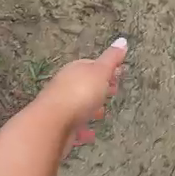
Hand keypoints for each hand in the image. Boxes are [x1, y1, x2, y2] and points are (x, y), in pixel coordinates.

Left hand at [32, 38, 126, 153]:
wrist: (51, 124)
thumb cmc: (79, 93)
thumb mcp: (100, 72)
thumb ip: (112, 58)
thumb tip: (122, 40)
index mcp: (75, 69)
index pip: (92, 65)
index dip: (106, 70)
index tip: (119, 75)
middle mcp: (65, 85)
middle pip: (85, 85)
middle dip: (99, 88)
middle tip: (113, 93)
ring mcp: (60, 106)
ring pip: (78, 105)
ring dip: (90, 108)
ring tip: (102, 114)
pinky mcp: (58, 126)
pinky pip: (74, 125)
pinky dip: (83, 129)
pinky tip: (90, 135)